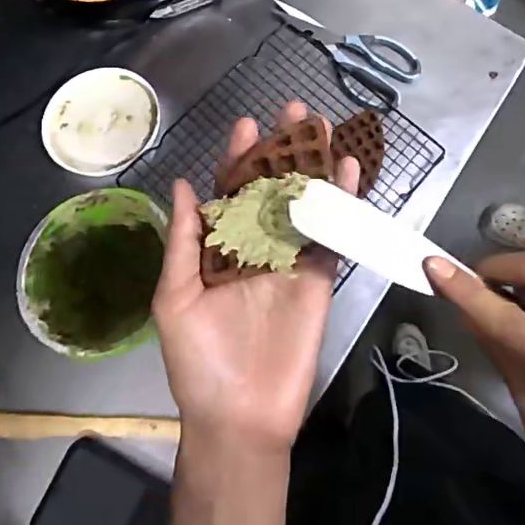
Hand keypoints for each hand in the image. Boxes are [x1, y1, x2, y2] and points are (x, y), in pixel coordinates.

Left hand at [153, 101, 359, 453]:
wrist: (239, 415)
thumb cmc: (198, 360)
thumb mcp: (175, 298)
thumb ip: (183, 240)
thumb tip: (183, 184)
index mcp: (221, 245)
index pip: (232, 189)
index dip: (239, 156)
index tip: (247, 124)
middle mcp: (257, 243)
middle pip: (273, 184)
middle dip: (283, 147)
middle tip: (296, 109)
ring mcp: (290, 258)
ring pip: (306, 200)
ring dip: (316, 164)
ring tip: (325, 127)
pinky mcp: (319, 277)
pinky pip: (332, 234)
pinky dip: (343, 202)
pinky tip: (349, 171)